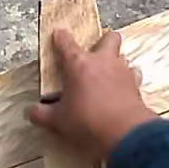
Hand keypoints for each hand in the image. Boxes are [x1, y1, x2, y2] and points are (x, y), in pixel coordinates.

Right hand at [27, 28, 159, 159]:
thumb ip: (42, 114)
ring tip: (107, 76)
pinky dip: (127, 81)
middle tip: (94, 55)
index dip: (61, 37)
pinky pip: (133, 76)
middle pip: (109, 38)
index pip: (66, 43)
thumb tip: (31, 111)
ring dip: (115, 63)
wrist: (124, 133)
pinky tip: (121, 90)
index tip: (59, 34)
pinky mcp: (137, 85)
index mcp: (79, 64)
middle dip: (103, 41)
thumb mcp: (58, 120)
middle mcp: (103, 61)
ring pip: (123, 56)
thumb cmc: (87, 121)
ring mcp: (123, 71)